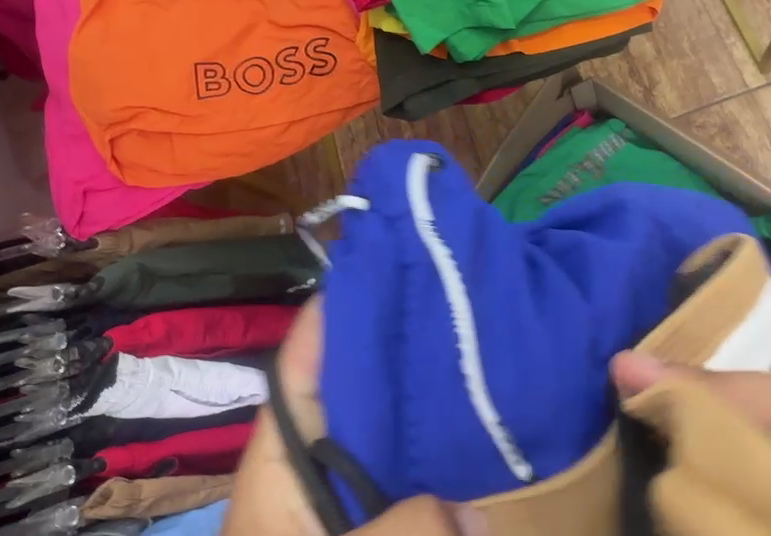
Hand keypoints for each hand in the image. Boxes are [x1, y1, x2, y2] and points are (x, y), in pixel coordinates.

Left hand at [224, 300, 486, 535]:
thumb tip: (476, 514)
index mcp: (280, 457)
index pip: (306, 359)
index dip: (342, 307)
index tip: (396, 261)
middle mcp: (313, 466)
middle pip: (358, 391)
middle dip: (406, 349)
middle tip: (466, 303)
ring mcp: (347, 501)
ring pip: (393, 438)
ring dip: (433, 407)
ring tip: (490, 357)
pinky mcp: (381, 524)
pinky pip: (415, 487)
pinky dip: (445, 466)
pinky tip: (490, 447)